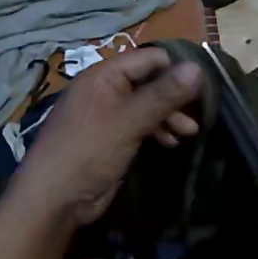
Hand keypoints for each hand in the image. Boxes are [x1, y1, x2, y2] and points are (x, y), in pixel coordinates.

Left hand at [9, 48, 202, 225]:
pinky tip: (171, 143)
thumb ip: (163, 95)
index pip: (150, 58)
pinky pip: (140, 124)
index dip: (177, 69)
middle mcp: (106, 89)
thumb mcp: (129, 121)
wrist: (54, 199)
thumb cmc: (88, 151)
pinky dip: (157, 130)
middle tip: (199, 115)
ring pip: (148, 104)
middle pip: (150, 81)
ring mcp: (108, 114)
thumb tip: (198, 68)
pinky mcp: (111, 137)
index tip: (203, 88)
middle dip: (175, 97)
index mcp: (104, 75)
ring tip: (190, 133)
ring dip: (169, 116)